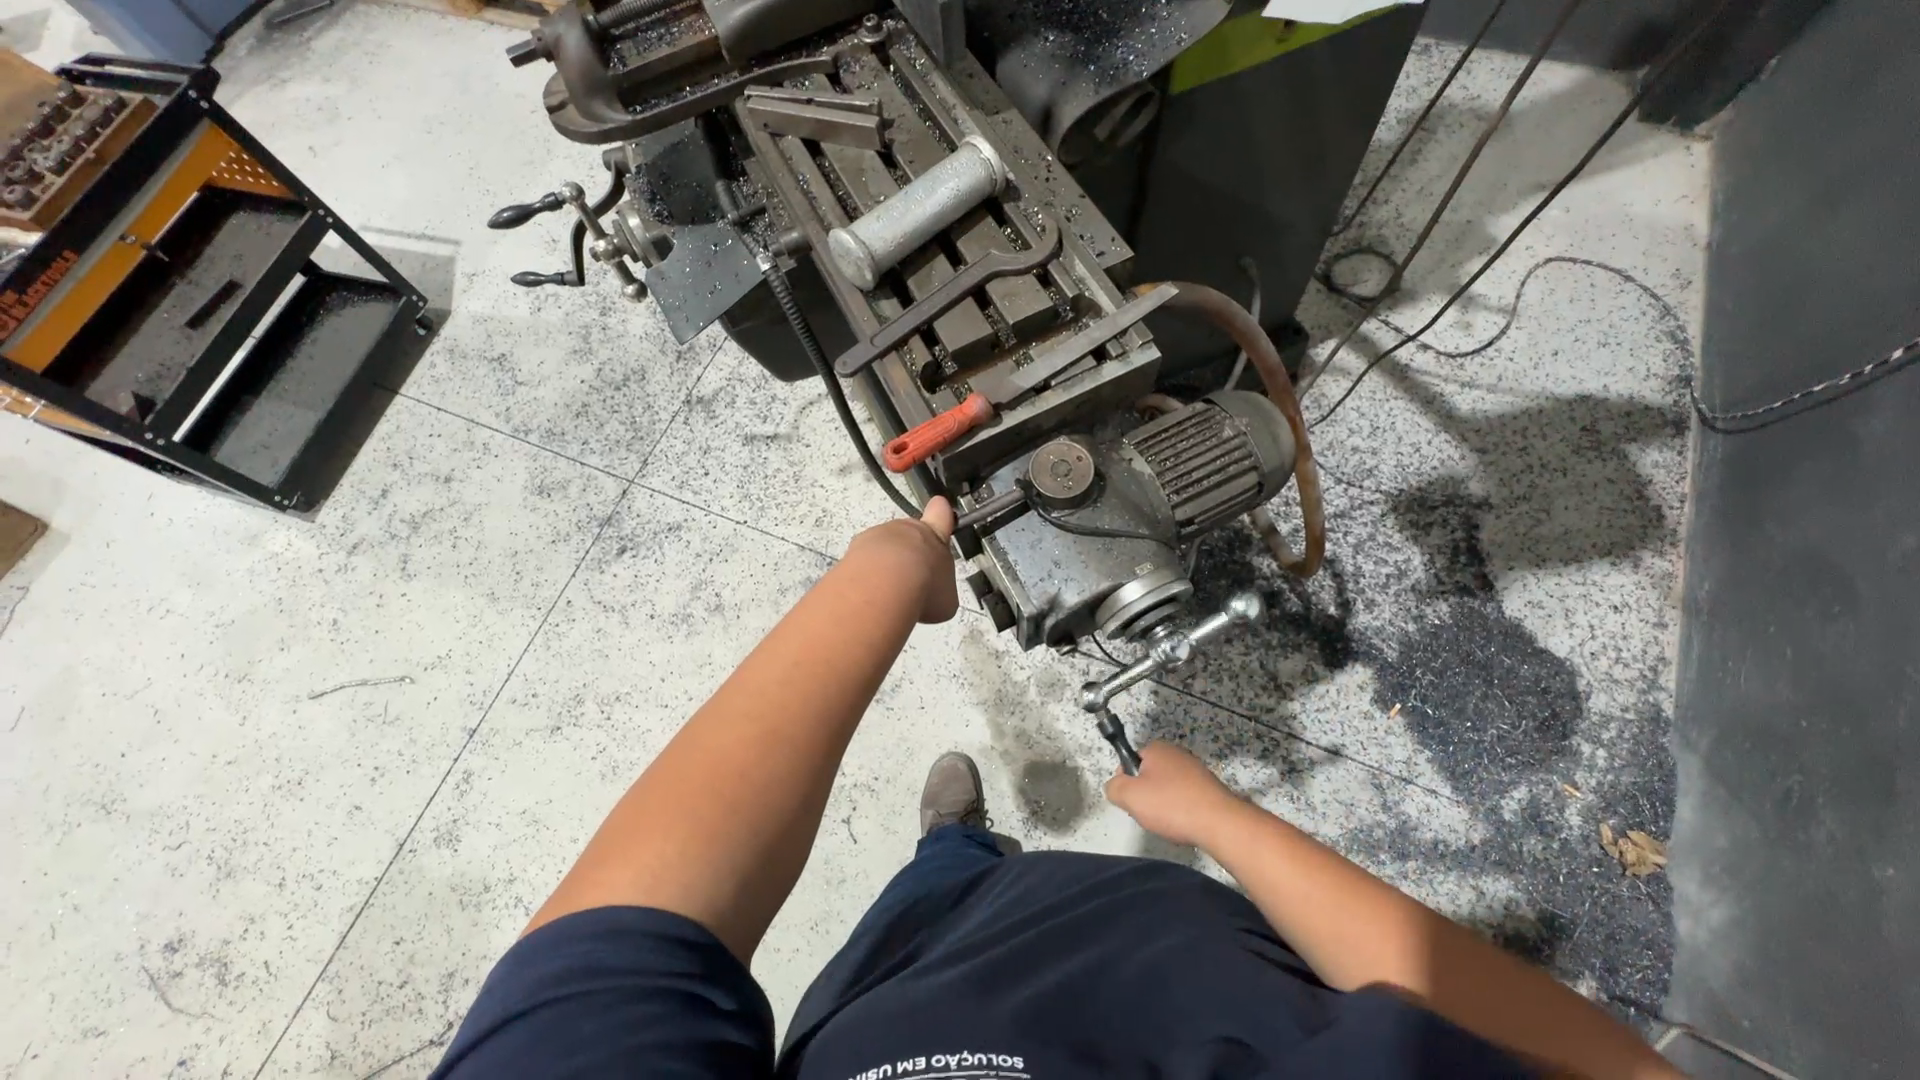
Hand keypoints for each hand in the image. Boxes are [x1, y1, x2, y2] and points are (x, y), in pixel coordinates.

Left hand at [847, 497, 958, 623]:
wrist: (886, 587)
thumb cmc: (925, 589)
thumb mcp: (947, 598)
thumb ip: (941, 590)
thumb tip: (934, 599)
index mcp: (934, 536)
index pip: (941, 512)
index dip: (941, 513)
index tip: (940, 509)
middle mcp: (904, 529)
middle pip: (907, 535)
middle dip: (907, 555)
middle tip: (910, 582)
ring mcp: (875, 537)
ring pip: (882, 549)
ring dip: (884, 567)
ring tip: (888, 595)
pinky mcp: (852, 550)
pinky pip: (861, 563)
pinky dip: (865, 578)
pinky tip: (870, 596)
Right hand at [1105, 742, 1243, 847]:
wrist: (1220, 823)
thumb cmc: (1171, 805)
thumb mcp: (1129, 796)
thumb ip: (1113, 787)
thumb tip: (1115, 786)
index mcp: (1157, 748)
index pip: (1130, 761)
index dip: (1126, 782)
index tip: (1132, 800)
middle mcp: (1177, 753)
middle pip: (1149, 776)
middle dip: (1146, 795)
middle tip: (1149, 813)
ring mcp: (1196, 770)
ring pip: (1167, 789)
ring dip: (1164, 805)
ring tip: (1169, 821)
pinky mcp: (1209, 788)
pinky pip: (1185, 798)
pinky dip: (1181, 811)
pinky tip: (1184, 823)